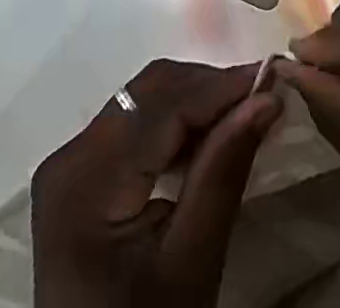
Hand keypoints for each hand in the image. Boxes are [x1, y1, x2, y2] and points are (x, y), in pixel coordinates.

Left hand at [31, 60, 281, 307]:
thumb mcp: (192, 262)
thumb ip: (222, 173)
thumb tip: (263, 101)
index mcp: (86, 179)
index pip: (159, 108)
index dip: (218, 86)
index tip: (272, 78)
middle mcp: (68, 157)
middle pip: (143, 95)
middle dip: (205, 88)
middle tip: (262, 97)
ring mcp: (68, 164)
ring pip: (137, 104)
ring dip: (191, 101)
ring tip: (244, 112)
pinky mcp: (78, 176)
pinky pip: (129, 129)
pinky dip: (171, 124)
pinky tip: (207, 136)